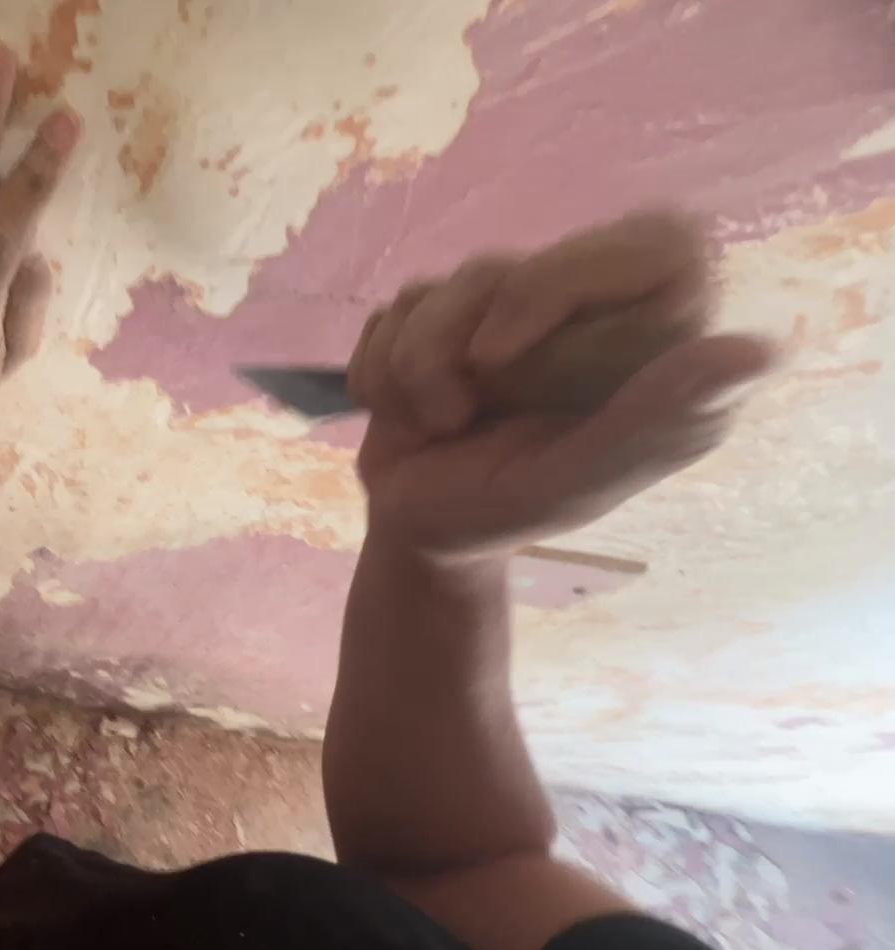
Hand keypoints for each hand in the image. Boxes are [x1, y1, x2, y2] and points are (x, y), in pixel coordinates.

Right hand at [349, 210, 778, 557]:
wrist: (416, 528)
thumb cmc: (497, 515)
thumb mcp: (571, 488)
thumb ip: (650, 426)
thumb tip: (752, 352)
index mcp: (646, 343)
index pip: (647, 243)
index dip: (556, 283)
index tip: (493, 357)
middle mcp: (578, 313)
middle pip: (501, 270)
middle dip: (441, 352)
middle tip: (450, 419)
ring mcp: (497, 314)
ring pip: (432, 291)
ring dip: (405, 371)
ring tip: (429, 426)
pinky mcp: (432, 323)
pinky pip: (388, 315)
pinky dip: (374, 372)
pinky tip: (398, 410)